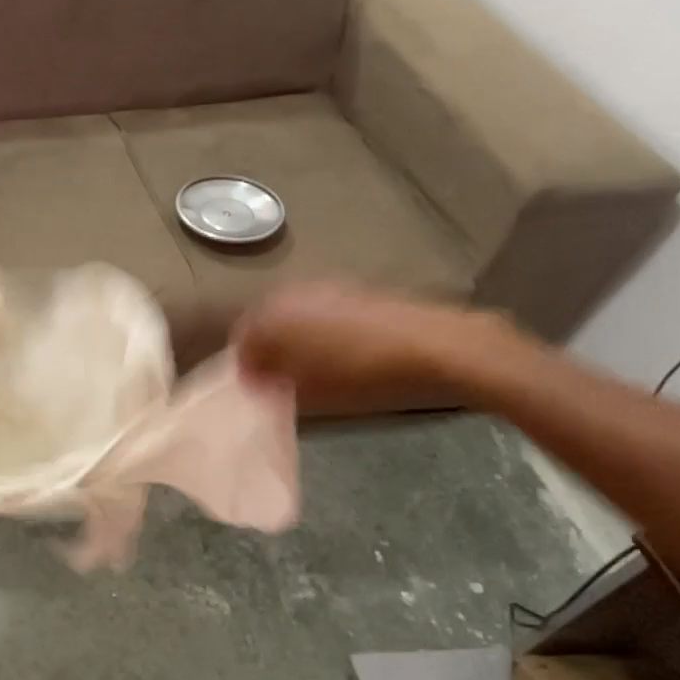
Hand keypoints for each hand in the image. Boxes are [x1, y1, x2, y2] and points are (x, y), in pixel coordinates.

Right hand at [232, 283, 518, 410]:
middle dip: (267, 350)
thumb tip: (251, 379)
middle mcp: (290, 294)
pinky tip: (339, 355)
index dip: (244, 367)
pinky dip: (319, 331)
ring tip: (310, 371)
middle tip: (278, 381)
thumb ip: (270, 382)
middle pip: (264, 324)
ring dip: (294, 341)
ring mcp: (323, 289)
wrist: (439, 347)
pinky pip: (320, 312)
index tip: (254, 390)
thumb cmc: (365, 373)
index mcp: (271, 314)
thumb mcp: (310, 390)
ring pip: (293, 317)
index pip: (240, 340)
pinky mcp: (354, 291)